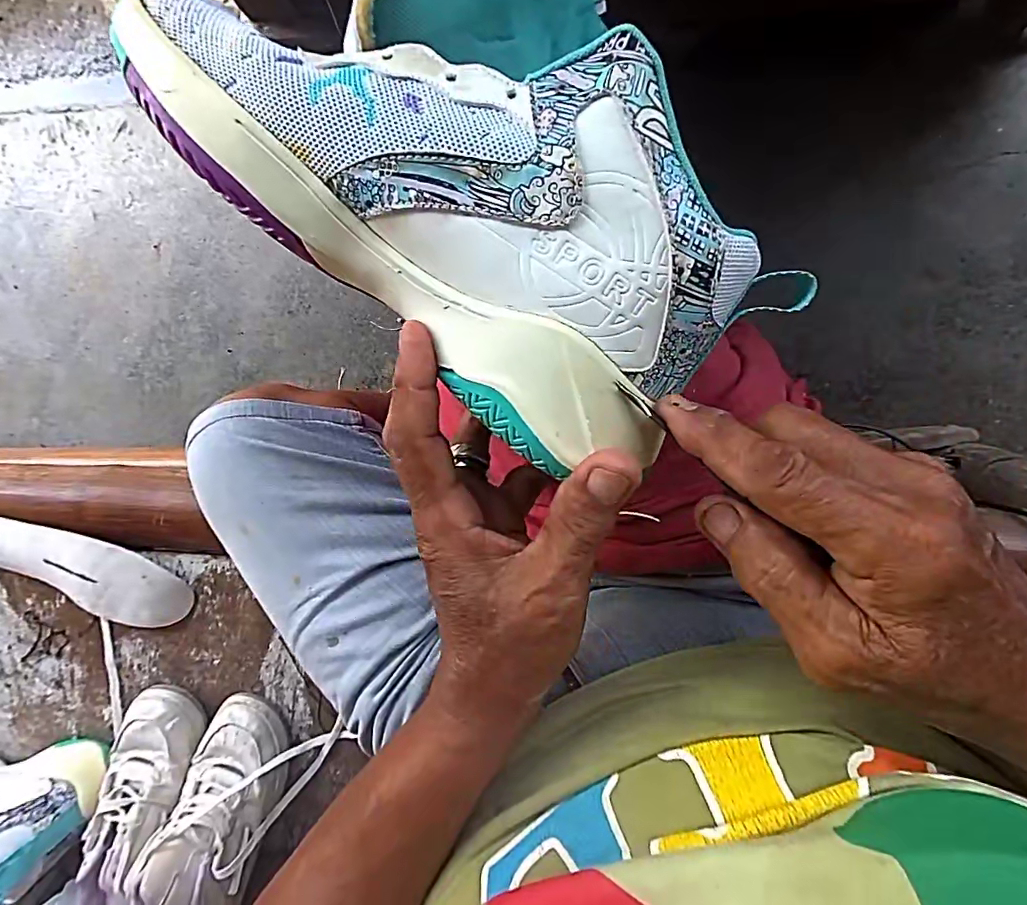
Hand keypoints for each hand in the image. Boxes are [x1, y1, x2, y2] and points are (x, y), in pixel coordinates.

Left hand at [383, 323, 641, 718]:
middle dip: (451, 381)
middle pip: (440, 430)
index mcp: (445, 514)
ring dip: (498, 415)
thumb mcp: (549, 584)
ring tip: (530, 374)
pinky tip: (569, 442)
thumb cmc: (508, 646)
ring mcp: (474, 514)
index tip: (417, 333)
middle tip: (476, 333)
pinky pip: (512, 475)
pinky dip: (535, 455)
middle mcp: (451, 505)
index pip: (414, 435)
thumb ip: (579, 521)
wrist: (494, 694)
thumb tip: (614, 458)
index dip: (412, 382)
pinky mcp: (498, 525)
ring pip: (479, 450)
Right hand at [657, 398, 1026, 750]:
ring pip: (812, 429)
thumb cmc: (928, 673)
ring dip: (768, 453)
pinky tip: (806, 512)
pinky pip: (835, 445)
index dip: (720, 438)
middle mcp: (908, 486)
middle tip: (711, 480)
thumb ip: (768, 572)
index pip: (782, 471)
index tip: (673, 409)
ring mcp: (919, 470)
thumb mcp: (832, 650)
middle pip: (794, 431)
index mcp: (890, 539)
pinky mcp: (918, 467)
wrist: (1025, 666)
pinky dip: (800, 462)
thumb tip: (714, 507)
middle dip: (739, 441)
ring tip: (765, 511)